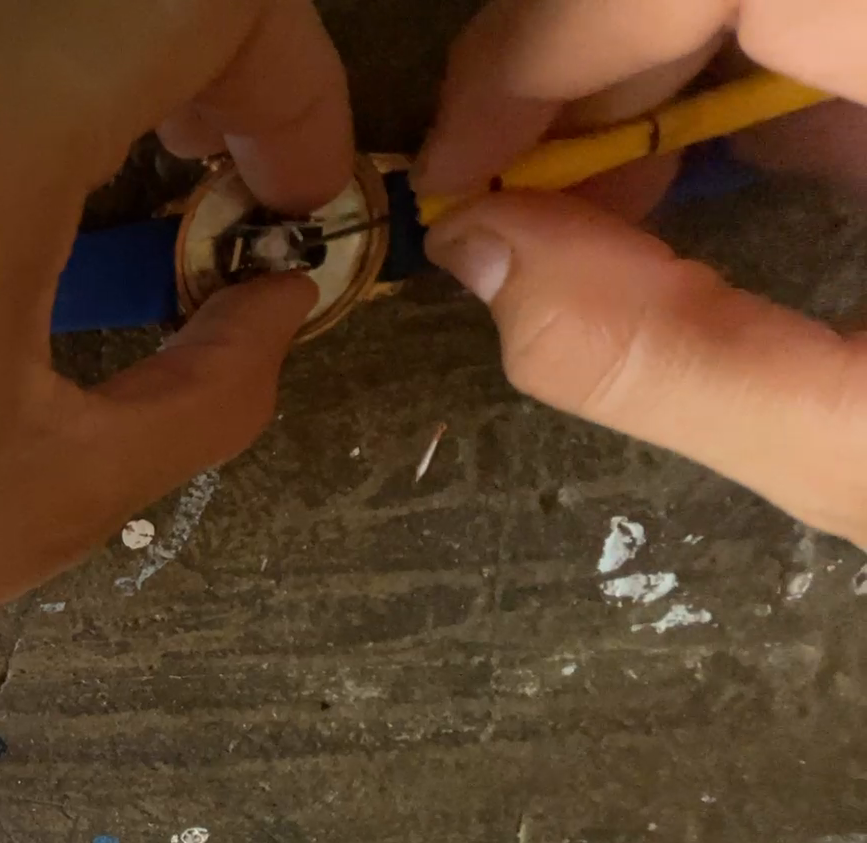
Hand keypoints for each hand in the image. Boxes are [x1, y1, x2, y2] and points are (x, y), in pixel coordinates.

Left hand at [0, 0, 355, 761]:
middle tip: (218, 190)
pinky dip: (8, 92)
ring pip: (15, 1)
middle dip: (207, 69)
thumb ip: (219, 378)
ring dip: (103, 77)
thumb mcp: (71, 484)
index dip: (288, 80)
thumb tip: (270, 302)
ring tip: (123, 204)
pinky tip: (11, 203)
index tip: (283, 192)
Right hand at [416, 0, 866, 547]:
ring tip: (610, 203)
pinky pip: (830, 8)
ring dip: (649, 69)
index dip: (544, 43)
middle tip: (527, 200)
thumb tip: (476, 253)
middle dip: (582, 58)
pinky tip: (721, 164)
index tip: (460, 172)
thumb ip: (657, 360)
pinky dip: (743, 65)